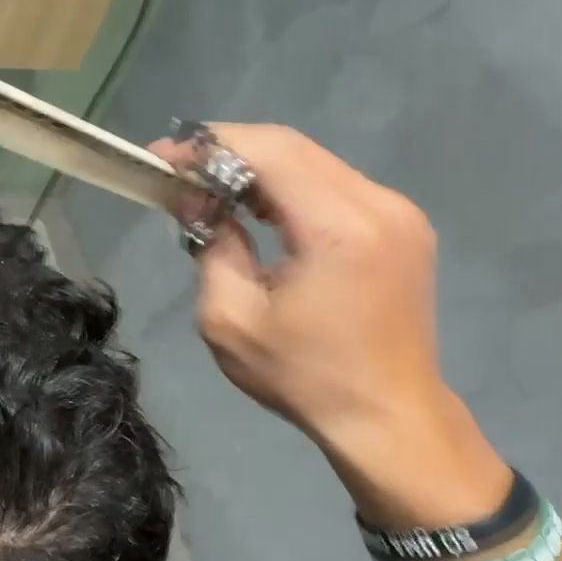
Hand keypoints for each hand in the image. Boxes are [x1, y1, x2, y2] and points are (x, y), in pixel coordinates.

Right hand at [150, 124, 505, 524]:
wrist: (385, 414)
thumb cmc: (299, 373)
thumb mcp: (229, 317)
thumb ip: (213, 250)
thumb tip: (202, 208)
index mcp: (338, 227)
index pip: (271, 152)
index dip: (210, 145)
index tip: (161, 158)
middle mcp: (378, 205)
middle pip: (295, 149)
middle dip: (228, 152)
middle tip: (175, 173)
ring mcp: (398, 214)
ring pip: (316, 164)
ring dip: (256, 169)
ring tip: (206, 193)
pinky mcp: (401, 229)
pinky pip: (335, 188)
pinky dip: (286, 189)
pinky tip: (253, 211)